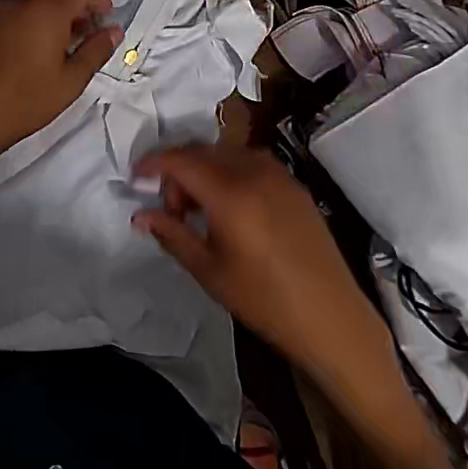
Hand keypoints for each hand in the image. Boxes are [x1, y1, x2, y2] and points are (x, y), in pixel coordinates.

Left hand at [0, 0, 122, 193]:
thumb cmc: (23, 102)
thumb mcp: (70, 82)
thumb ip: (95, 51)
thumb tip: (113, 31)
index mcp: (47, 9)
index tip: (103, 20)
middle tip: (83, 28)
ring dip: (51, 3)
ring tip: (56, 38)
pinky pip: (10, 3)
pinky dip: (27, 12)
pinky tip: (27, 43)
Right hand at [133, 143, 393, 379]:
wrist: (332, 318)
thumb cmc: (264, 300)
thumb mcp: (209, 271)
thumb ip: (172, 234)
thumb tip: (142, 215)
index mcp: (230, 193)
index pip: (180, 161)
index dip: (153, 163)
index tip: (136, 176)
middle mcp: (254, 172)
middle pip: (202, 150)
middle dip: (178, 169)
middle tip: (172, 208)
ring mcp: (279, 175)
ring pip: (226, 153)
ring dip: (204, 168)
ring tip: (200, 208)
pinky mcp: (294, 185)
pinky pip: (251, 162)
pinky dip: (229, 171)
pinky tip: (230, 206)